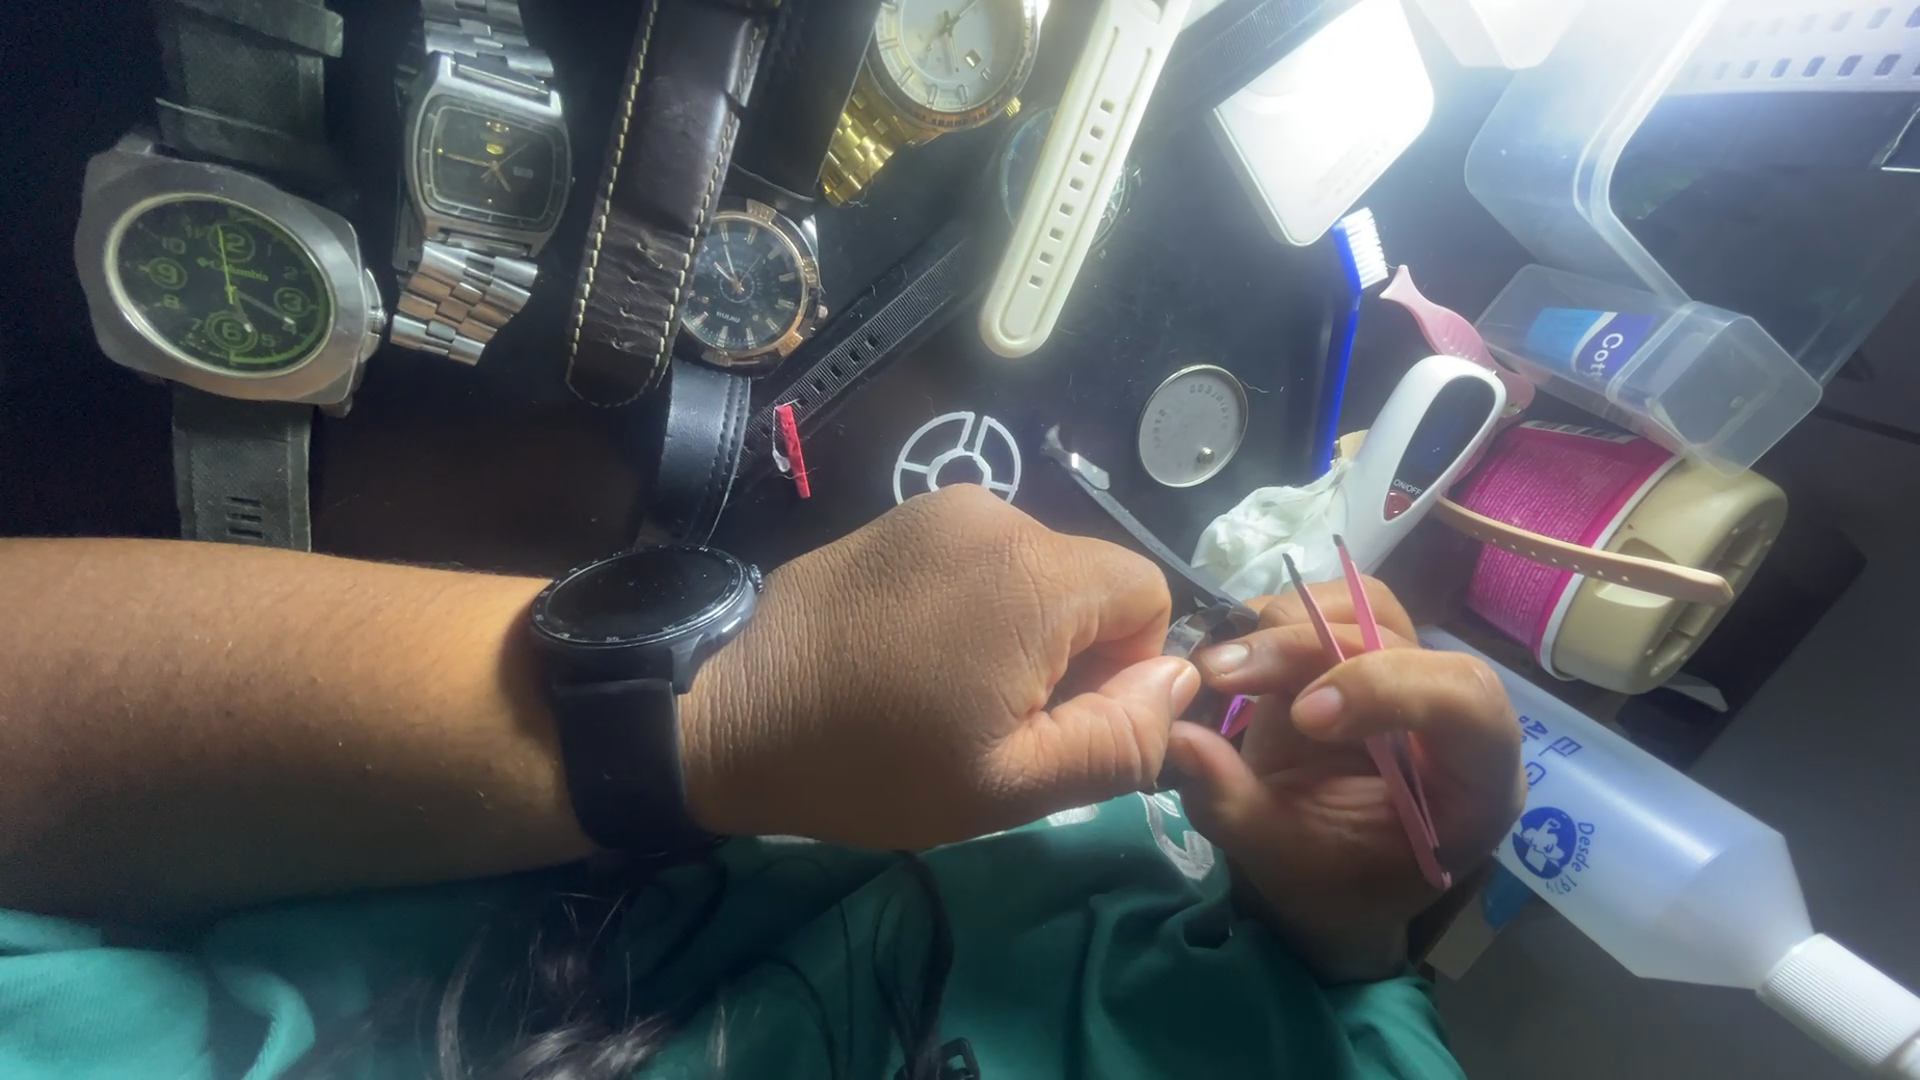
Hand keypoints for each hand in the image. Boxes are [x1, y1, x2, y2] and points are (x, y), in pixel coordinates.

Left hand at [680, 485, 1199, 849]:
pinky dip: (981, 600)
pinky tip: (920, 644)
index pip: (1148, 591)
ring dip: (1025, 626)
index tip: (1059, 712)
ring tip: (951, 679)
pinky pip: (984, 555)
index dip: (1126, 663)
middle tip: (997, 709)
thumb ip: (1118, 739)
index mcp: (1033, 574)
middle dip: (1074, 648)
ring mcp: (943, 506)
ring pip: (1039, 568)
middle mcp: (996, 514)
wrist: (731, 711)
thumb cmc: (872, 761)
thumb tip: (1178, 680)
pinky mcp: (904, 515)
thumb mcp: (1010, 785)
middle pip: (1091, 580)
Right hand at [1167, 579, 1523, 980]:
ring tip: (1221, 669)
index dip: (1384, 687)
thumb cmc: (1325, 877)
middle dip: (1297, 649)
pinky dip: (1266, 624)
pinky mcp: (1345, 654)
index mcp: (1470, 777)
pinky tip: (1231, 659)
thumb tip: (1174, 735)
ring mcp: (1393, 671)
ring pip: (1355, 605)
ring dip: (1279, 628)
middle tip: (1217, 675)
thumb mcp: (1275, 853)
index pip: (1466, 700)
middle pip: (1389, 638)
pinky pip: (1317, 608)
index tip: (1303, 718)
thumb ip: (1229, 800)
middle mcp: (1443, 711)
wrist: (1321, 867)